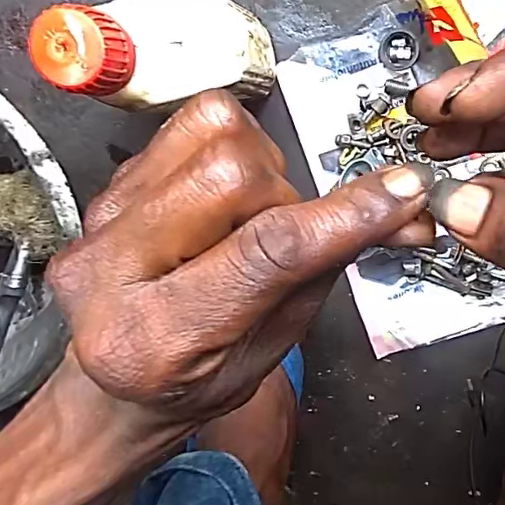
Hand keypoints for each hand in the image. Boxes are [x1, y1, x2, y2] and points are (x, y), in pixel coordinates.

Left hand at [45, 90, 432, 426]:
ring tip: (249, 210)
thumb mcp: (273, 345)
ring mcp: (104, 219)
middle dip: (285, 193)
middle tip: (284, 227)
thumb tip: (397, 211)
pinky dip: (230, 146)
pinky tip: (223, 193)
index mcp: (162, 337)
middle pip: (233, 172)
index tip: (400, 192)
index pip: (269, 251)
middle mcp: (114, 269)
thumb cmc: (195, 379)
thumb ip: (328, 270)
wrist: (113, 380)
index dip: (345, 215)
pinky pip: (189, 124)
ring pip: (213, 132)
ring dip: (258, 165)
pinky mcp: (110, 185)